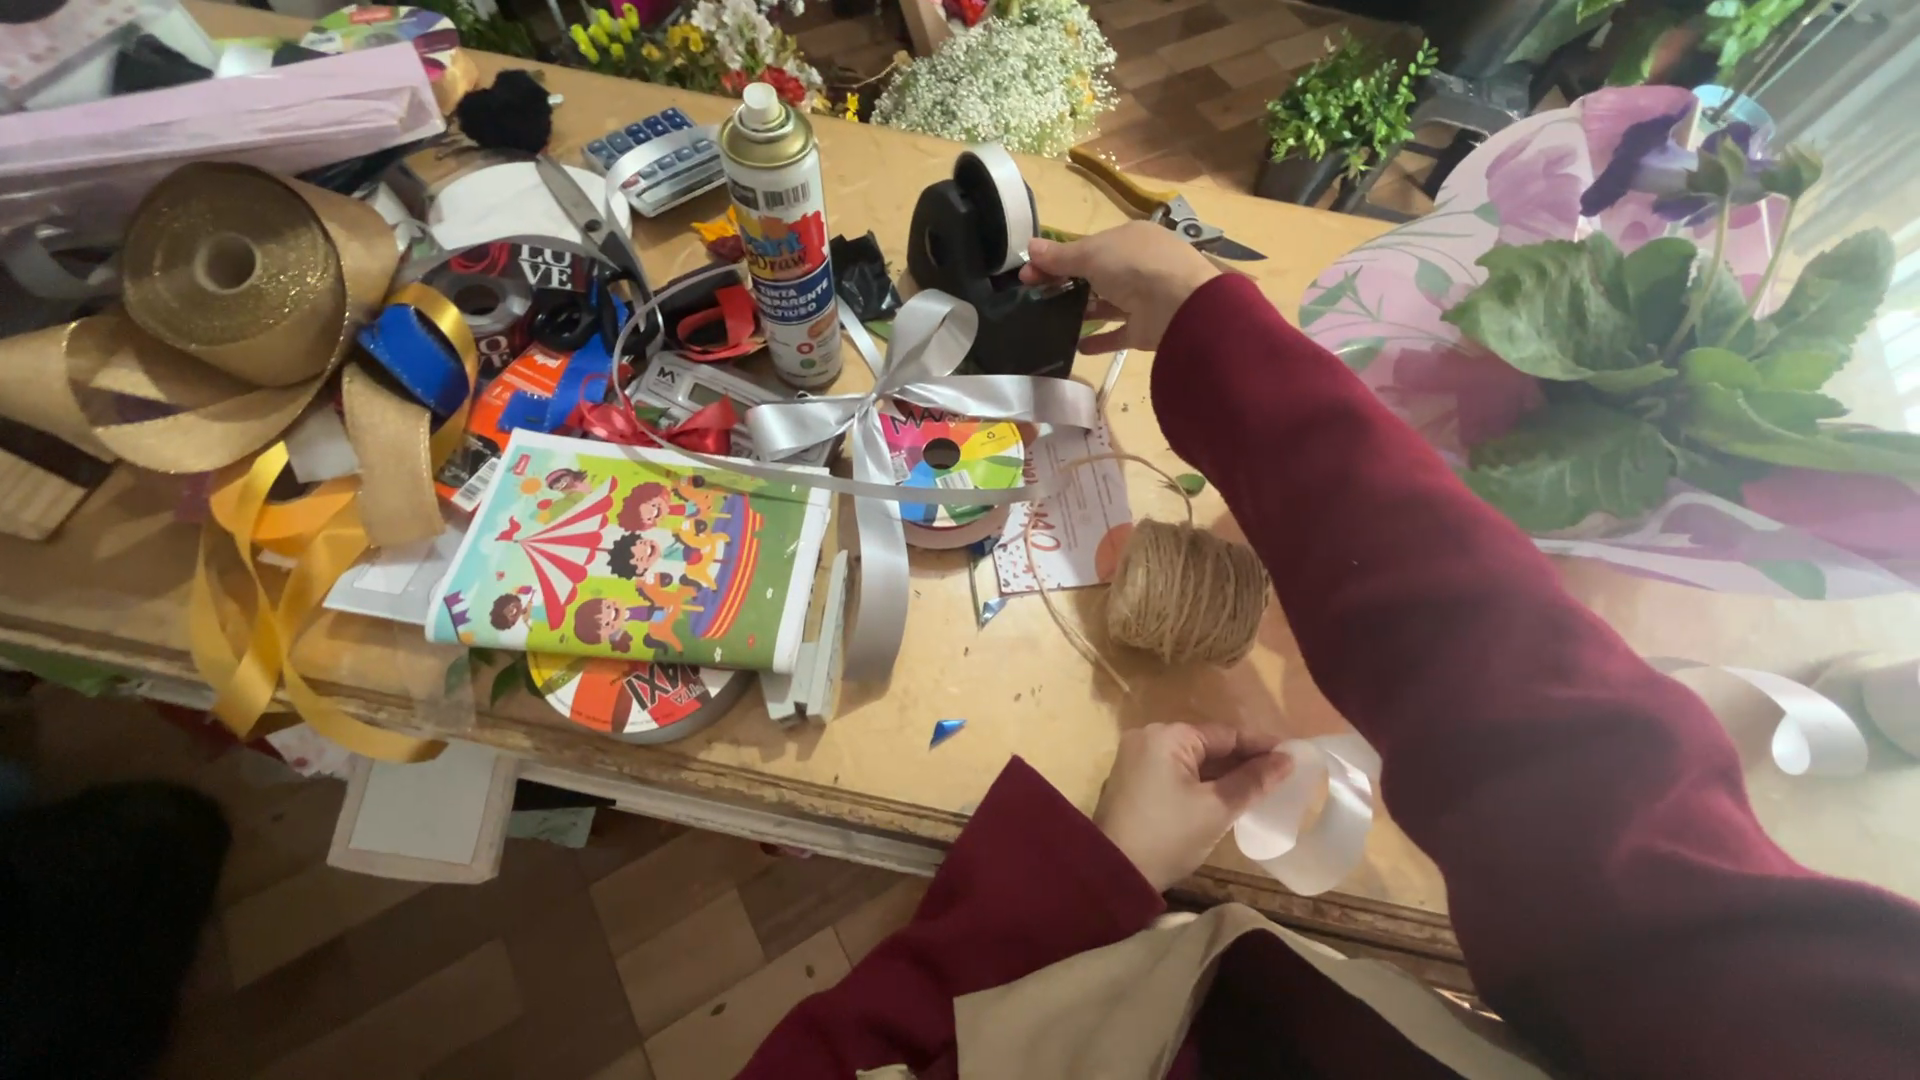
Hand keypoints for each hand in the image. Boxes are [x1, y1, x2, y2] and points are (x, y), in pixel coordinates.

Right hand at [1020, 221, 1220, 353]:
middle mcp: (1137, 267)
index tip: (1027, 275)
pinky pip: (1116, 334)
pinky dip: (1097, 340)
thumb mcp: (1091, 254)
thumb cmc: (1134, 267)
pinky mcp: (1144, 330)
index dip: (1056, 259)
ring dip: (1080, 312)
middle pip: (1094, 276)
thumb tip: (1029, 247)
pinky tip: (1075, 346)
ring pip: (1105, 305)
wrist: (1179, 306)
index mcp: (1128, 240)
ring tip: (1050, 322)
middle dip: (1065, 285)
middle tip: (1033, 299)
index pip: (1086, 248)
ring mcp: (1142, 300)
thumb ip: (1059, 256)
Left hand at [1093, 722, 1293, 891]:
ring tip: (1261, 786)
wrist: (1114, 871)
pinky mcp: (1133, 780)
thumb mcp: (1217, 808)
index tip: (1293, 757)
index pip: (1224, 734)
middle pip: (1206, 744)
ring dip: (1223, 773)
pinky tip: (1226, 795)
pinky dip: (1201, 781)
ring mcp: (1136, 758)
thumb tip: (1287, 760)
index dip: (1260, 746)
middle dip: (1242, 760)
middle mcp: (1148, 738)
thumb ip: (1253, 781)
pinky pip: (1175, 772)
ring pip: (1191, 760)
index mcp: (1167, 736)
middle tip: (1281, 775)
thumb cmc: (1169, 835)